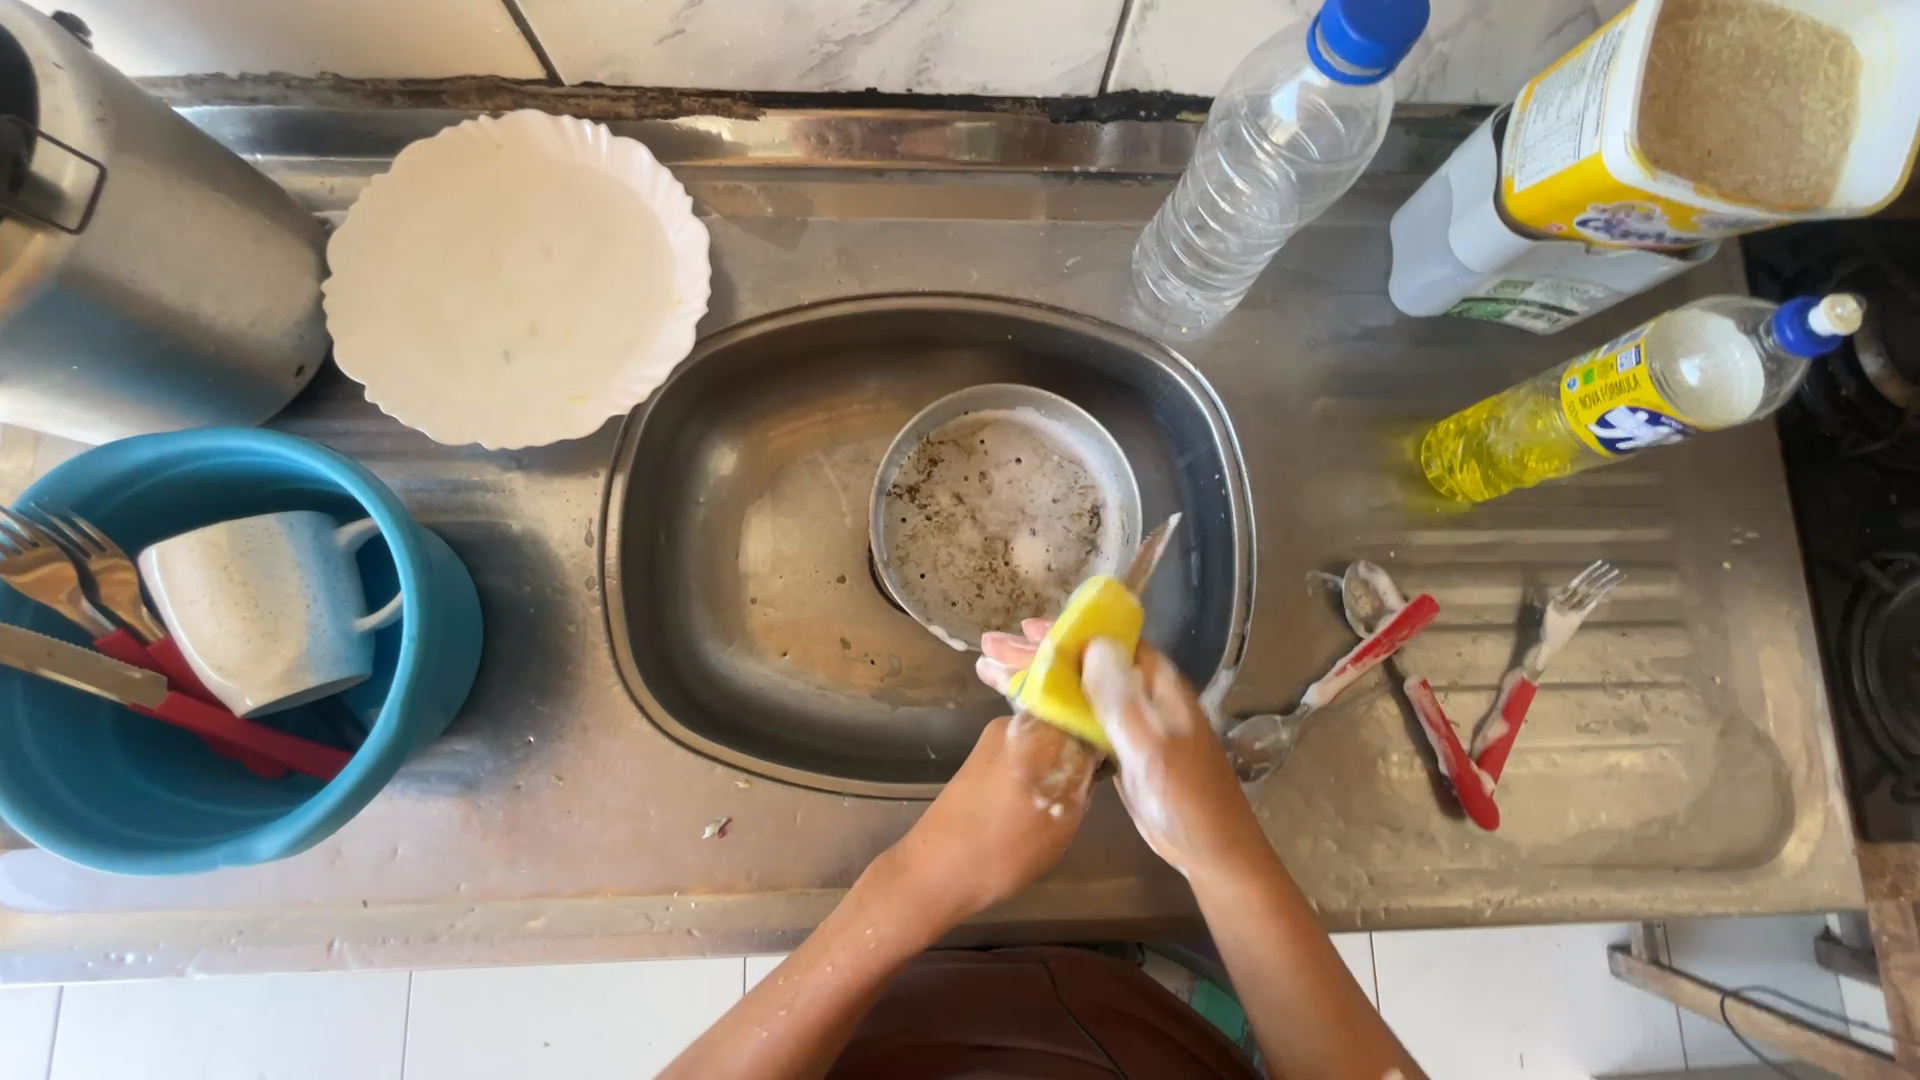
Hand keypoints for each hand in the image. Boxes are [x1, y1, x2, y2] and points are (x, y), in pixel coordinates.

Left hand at [871, 710, 1096, 934]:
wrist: (938, 871)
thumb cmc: (1006, 847)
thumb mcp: (1064, 818)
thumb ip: (1084, 777)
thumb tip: (1096, 755)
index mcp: (1036, 726)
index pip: (1084, 712)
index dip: (1102, 733)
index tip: (1115, 757)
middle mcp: (1012, 722)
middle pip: (1061, 724)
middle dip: (1079, 748)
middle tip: (1094, 782)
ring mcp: (992, 740)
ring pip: (1041, 742)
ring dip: (1057, 763)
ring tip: (1067, 799)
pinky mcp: (979, 760)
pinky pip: (1021, 756)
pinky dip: (1034, 774)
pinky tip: (1038, 804)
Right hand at [977, 623, 1269, 882]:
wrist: (1210, 852)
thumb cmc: (1187, 798)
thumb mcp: (1152, 746)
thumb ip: (1121, 697)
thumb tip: (1093, 643)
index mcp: (1157, 684)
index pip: (1105, 642)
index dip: (1065, 632)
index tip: (1026, 628)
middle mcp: (1142, 694)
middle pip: (1083, 663)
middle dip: (1038, 654)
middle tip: (991, 646)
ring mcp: (1129, 721)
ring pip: (1075, 688)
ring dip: (1036, 678)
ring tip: (989, 668)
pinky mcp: (1118, 747)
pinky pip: (1077, 716)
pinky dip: (1048, 707)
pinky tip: (1020, 704)